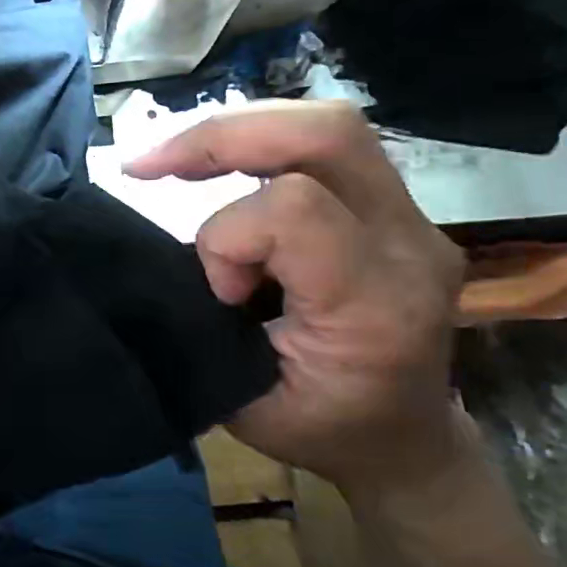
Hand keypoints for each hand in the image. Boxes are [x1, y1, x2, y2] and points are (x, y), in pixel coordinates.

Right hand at [125, 101, 466, 496]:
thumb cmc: (322, 431)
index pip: (294, 209)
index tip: (221, 293)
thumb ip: (209, 329)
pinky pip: (331, 148)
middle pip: (327, 134)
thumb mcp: (246, 402)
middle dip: (224, 135)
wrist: (403, 439)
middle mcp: (408, 245)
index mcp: (373, 305)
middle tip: (152, 164)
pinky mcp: (400, 208)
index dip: (229, 238)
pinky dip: (262, 146)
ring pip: (330, 126)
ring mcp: (414, 219)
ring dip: (240, 132)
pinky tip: (224, 166)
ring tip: (179, 159)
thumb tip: (175, 263)